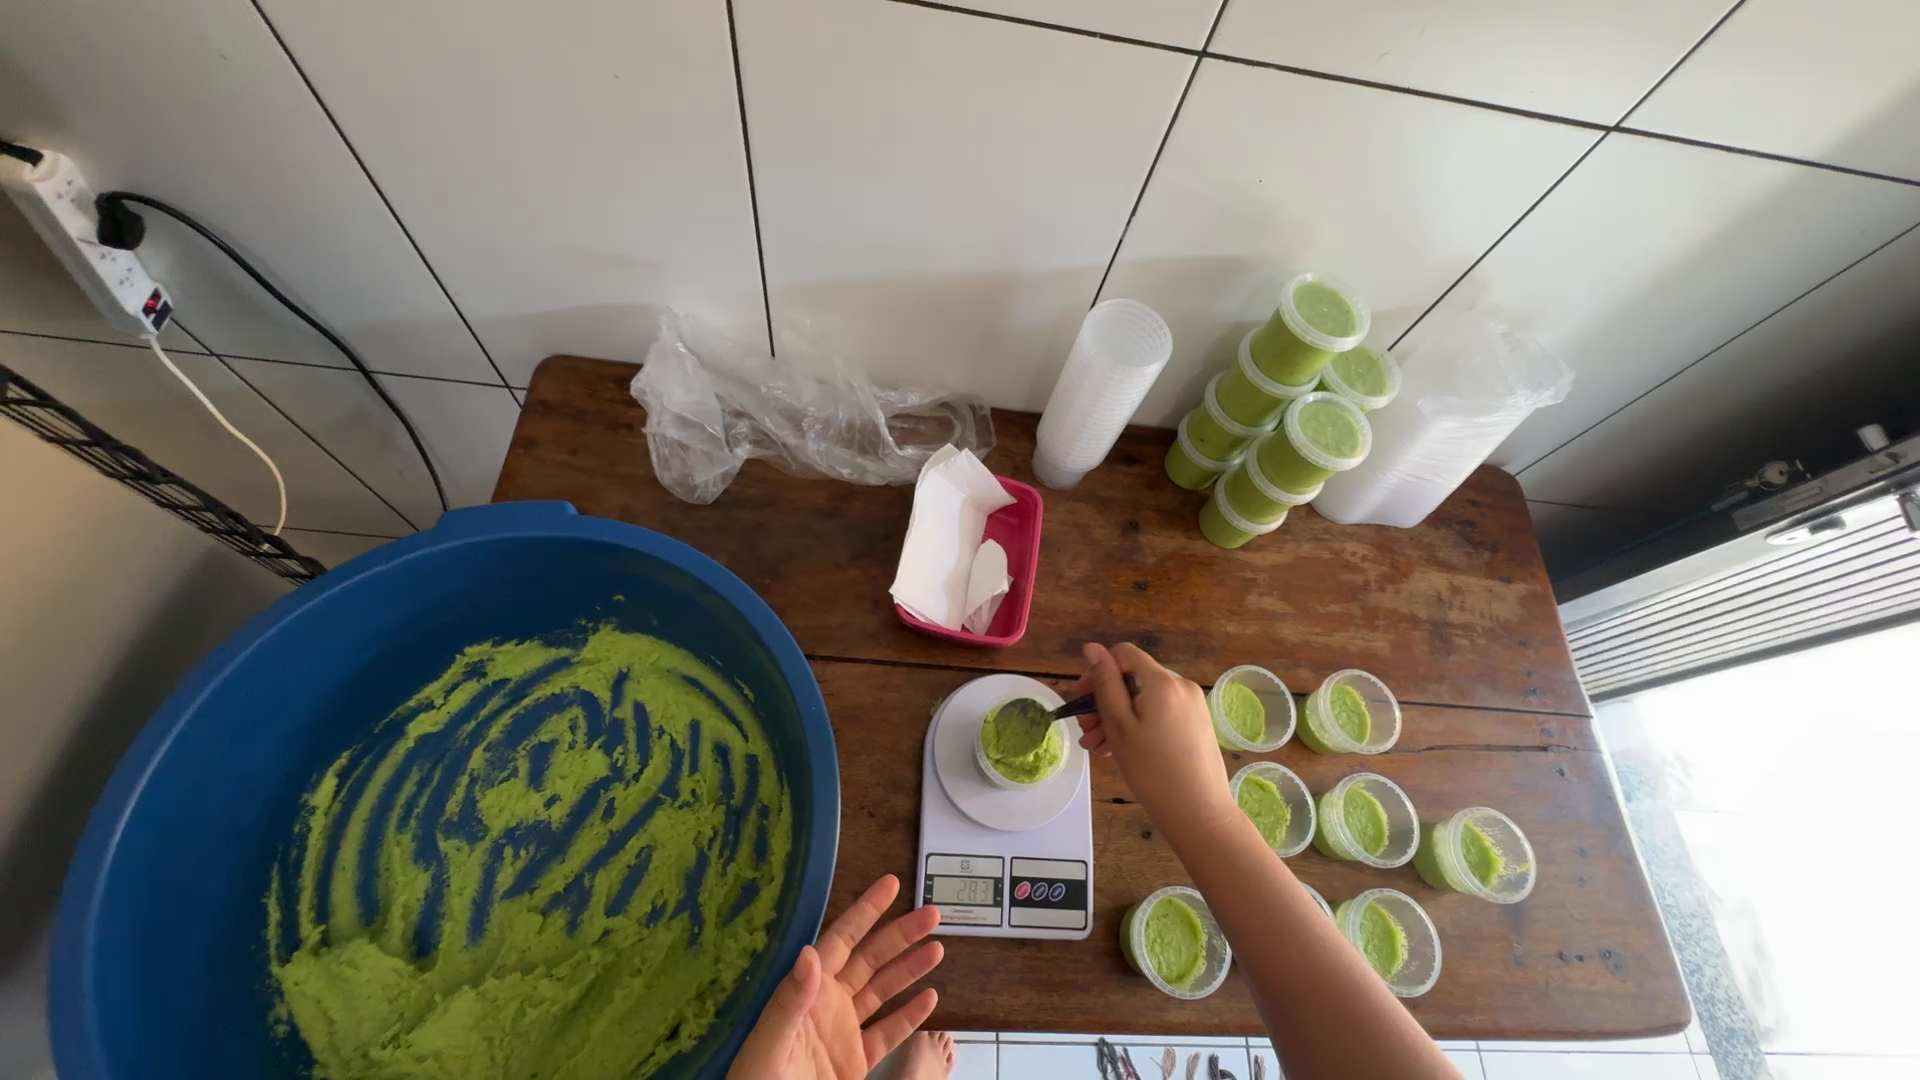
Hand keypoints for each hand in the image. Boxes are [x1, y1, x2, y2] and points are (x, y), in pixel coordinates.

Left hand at [726, 875, 944, 1079]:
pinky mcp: (855, 1064)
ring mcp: (843, 1032)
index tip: (890, 884)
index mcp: (809, 990)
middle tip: (932, 913)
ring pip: (883, 991)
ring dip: (910, 968)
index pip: (842, 940)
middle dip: (901, 934)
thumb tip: (809, 953)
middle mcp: (829, 1003)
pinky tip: (929, 999)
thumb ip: (788, 1002)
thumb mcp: (768, 1045)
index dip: (866, 911)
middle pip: (871, 959)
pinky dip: (909, 1017)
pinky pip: (887, 1034)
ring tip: (937, 948)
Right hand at [1074, 643, 1233, 832]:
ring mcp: (1192, 706)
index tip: (1082, 699)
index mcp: (1162, 681)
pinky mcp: (1197, 725)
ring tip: (1097, 748)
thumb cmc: (1152, 769)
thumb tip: (1092, 647)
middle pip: (1133, 680)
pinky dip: (1139, 726)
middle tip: (1085, 731)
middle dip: (1105, 702)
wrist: (1200, 813)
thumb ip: (1105, 683)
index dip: (1098, 670)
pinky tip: (1120, 750)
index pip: (1124, 654)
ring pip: (1145, 701)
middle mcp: (1181, 686)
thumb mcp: (1119, 725)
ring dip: (1118, 718)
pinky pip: (1160, 715)